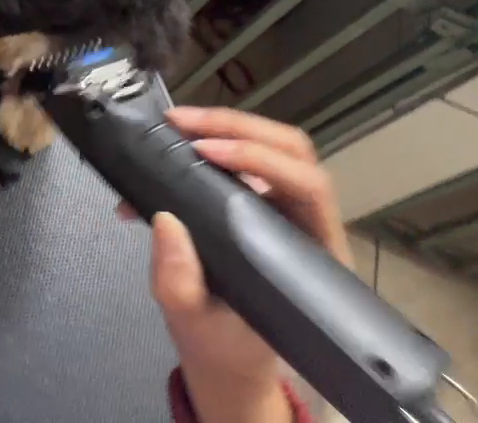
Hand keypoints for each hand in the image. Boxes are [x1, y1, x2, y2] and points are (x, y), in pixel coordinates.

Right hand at [137, 107, 349, 422]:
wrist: (228, 354)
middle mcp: (310, 223)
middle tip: (180, 123)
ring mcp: (287, 208)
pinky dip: (213, 137)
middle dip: (236, 126)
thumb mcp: (193, 320)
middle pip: (292, 150)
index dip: (259, 159)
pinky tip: (180, 139)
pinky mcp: (260, 199)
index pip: (307, 185)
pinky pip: (247, 156)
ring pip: (272, 145)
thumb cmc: (222, 341)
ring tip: (175, 124)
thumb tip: (163, 218)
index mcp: (315, 256)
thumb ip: (178, 280)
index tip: (207, 151)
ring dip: (224, 125)